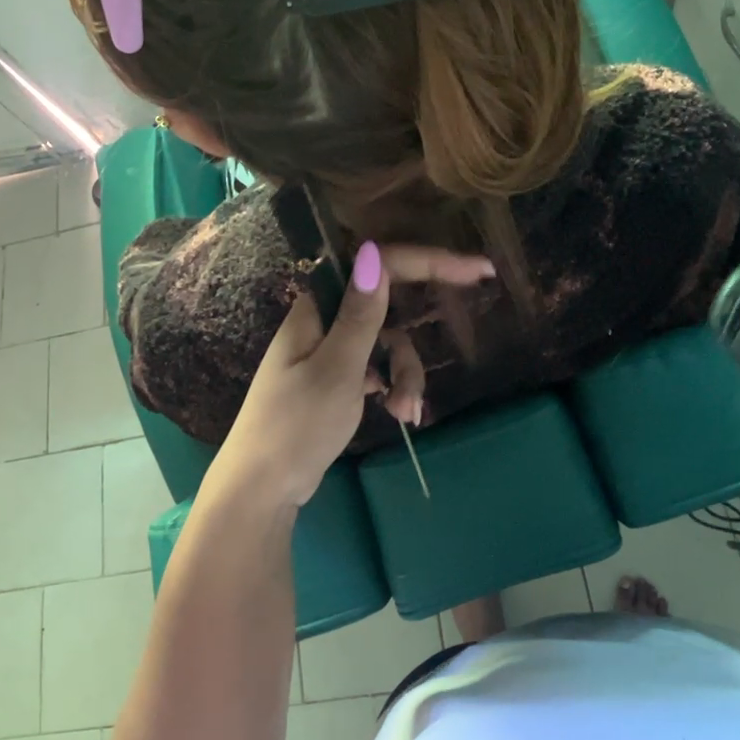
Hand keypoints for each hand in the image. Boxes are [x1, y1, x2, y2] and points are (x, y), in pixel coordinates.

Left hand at [204, 242, 491, 509]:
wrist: (261, 486)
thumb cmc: (296, 424)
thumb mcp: (338, 369)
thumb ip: (361, 314)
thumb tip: (373, 252)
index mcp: (319, 309)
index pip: (380, 267)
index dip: (429, 262)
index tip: (477, 270)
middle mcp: (323, 322)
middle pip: (388, 307)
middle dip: (419, 330)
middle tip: (465, 319)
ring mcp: (328, 352)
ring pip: (386, 344)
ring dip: (405, 373)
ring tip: (405, 412)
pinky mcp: (334, 380)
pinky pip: (376, 369)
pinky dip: (391, 386)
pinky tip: (397, 412)